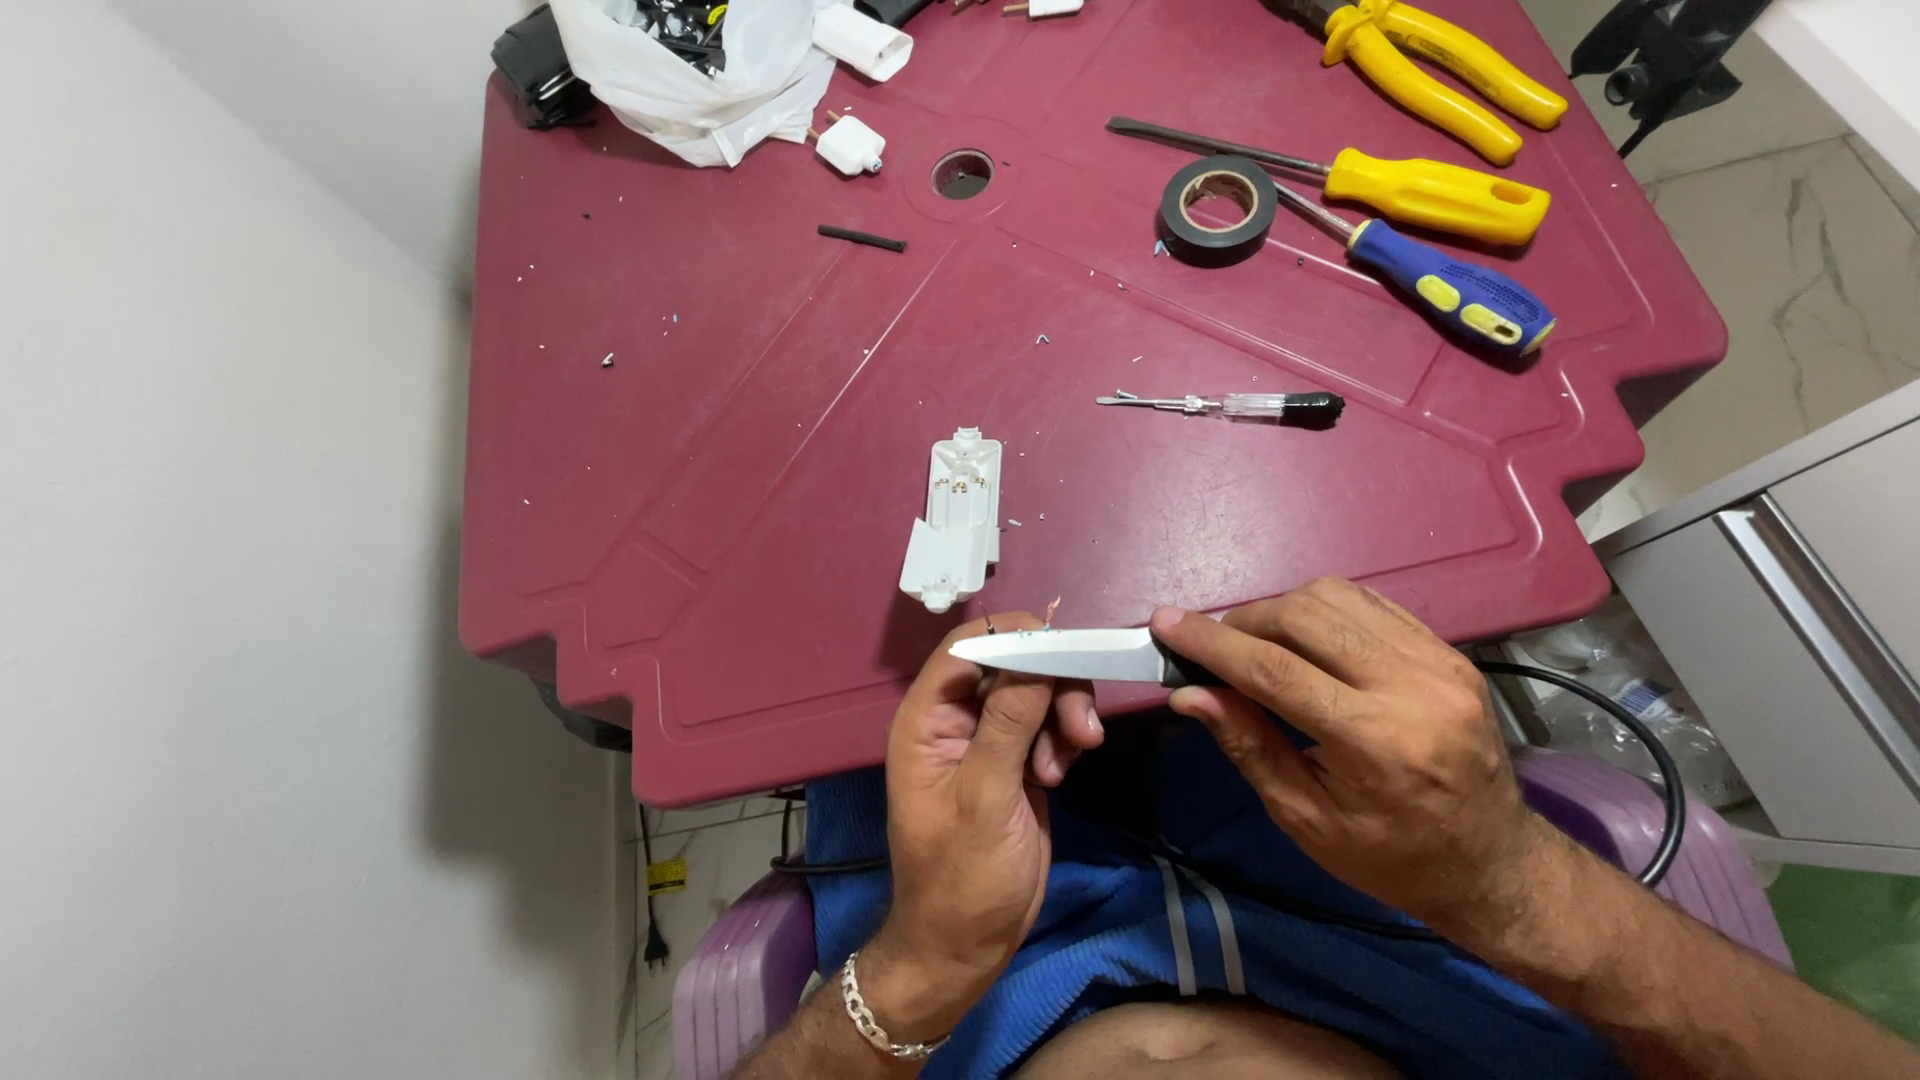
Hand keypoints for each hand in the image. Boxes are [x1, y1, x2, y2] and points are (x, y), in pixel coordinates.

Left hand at [867, 612, 1100, 1039]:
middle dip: (1052, 686)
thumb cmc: (962, 876)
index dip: (1014, 637)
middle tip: (1081, 728)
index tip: (1065, 650)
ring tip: (1064, 765)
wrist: (968, 944)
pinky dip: (1063, 740)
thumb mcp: (985, 797)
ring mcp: (988, 739)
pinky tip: (1061, 775)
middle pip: (1011, 664)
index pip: (967, 647)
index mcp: (927, 718)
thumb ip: (1009, 721)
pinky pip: (1048, 725)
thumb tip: (1035, 652)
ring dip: (1062, 717)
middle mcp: (955, 719)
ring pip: (1037, 692)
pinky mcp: (1017, 760)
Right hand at [1149, 578, 1542, 926]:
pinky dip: (1319, 610)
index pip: (1276, 670)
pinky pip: (1367, 603)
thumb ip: (1248, 744)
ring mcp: (1440, 662)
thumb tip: (1190, 693)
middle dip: (1242, 622)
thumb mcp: (1305, 818)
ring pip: (1335, 596)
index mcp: (1378, 744)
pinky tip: (1302, 639)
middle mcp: (1415, 688)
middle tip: (1212, 646)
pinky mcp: (1448, 651)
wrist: (1495, 864)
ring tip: (1256, 643)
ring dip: (1279, 610)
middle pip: (1304, 617)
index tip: (1165, 623)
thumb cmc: (1391, 858)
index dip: (1212, 643)